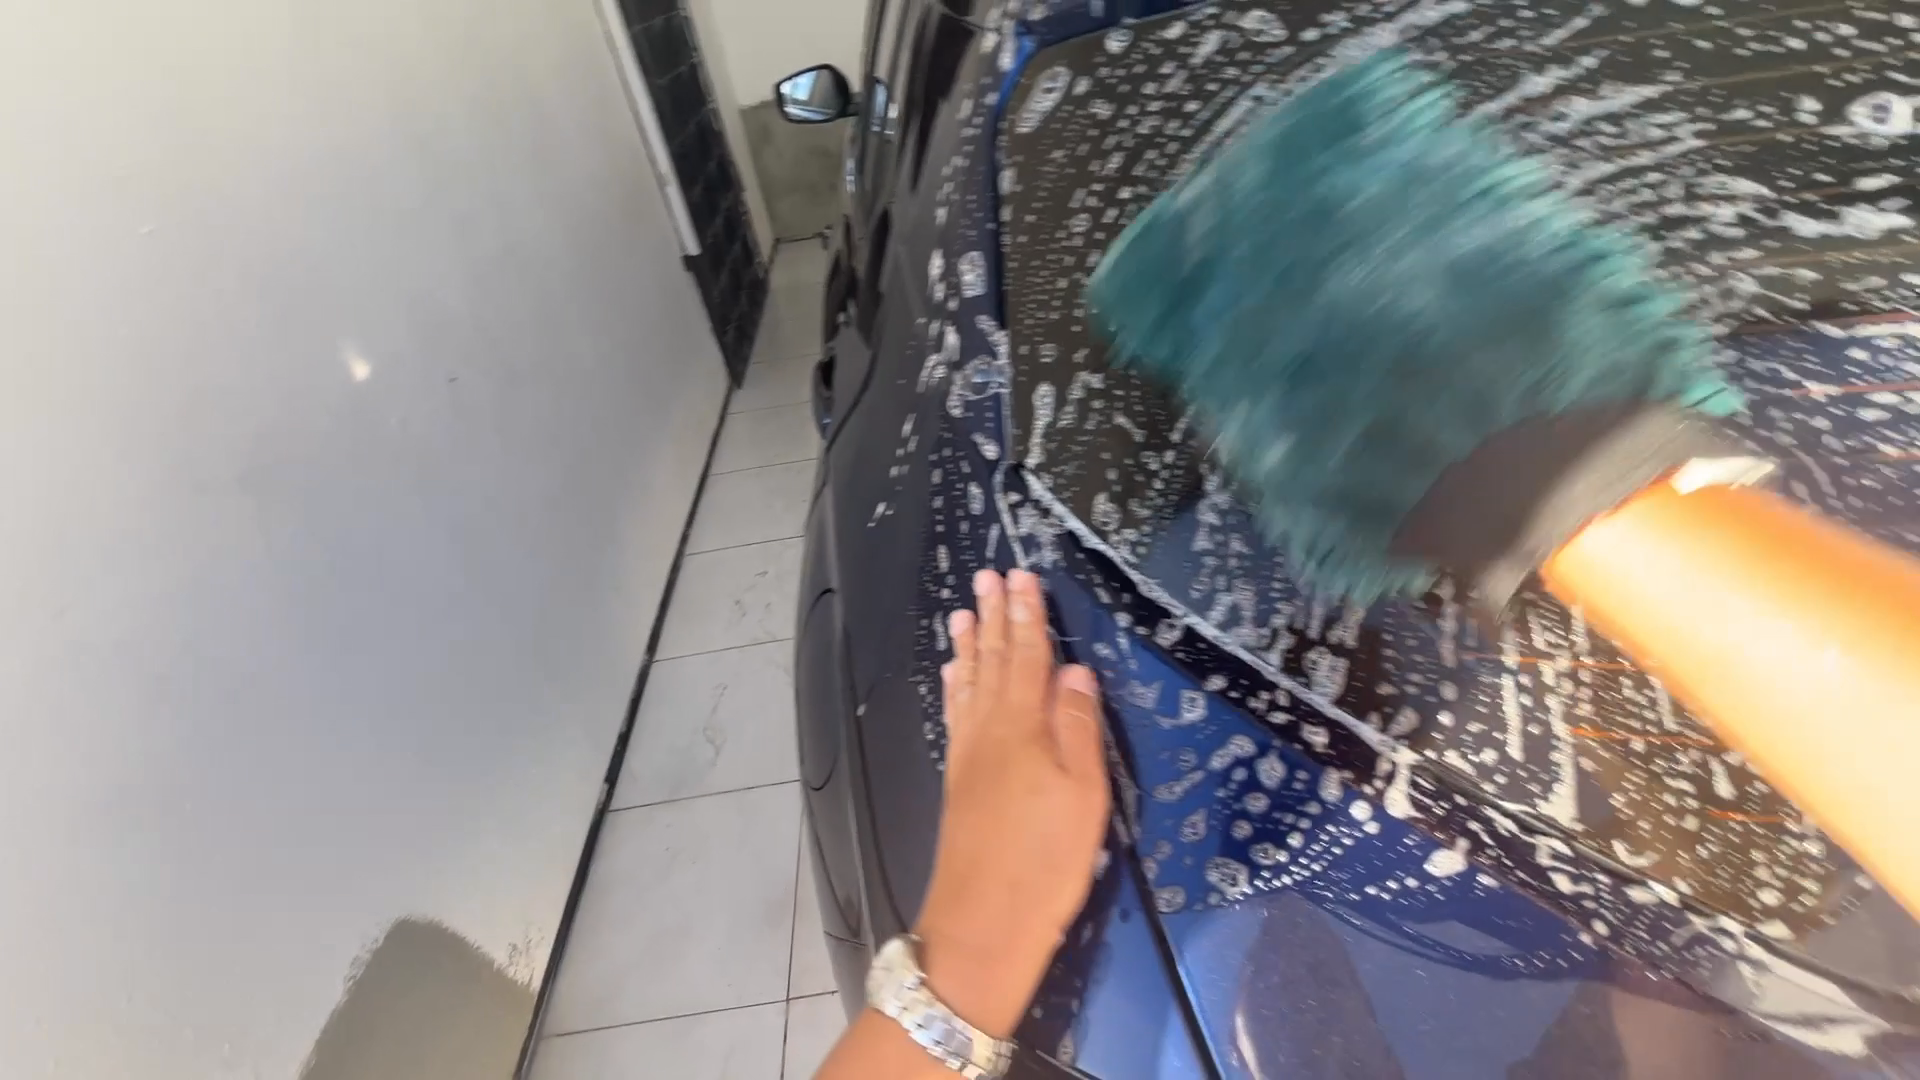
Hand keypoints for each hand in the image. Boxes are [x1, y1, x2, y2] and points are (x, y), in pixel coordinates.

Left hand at [913, 568, 1111, 1038]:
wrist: (982, 925)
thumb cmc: (1046, 861)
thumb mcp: (1083, 795)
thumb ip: (1077, 726)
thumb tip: (1074, 669)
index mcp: (1023, 726)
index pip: (1028, 656)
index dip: (1026, 615)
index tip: (1021, 576)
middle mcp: (989, 728)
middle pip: (993, 660)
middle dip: (994, 616)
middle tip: (986, 575)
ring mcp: (968, 751)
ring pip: (968, 682)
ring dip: (969, 644)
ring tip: (963, 610)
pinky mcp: (957, 775)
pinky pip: (955, 712)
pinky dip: (954, 684)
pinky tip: (952, 672)